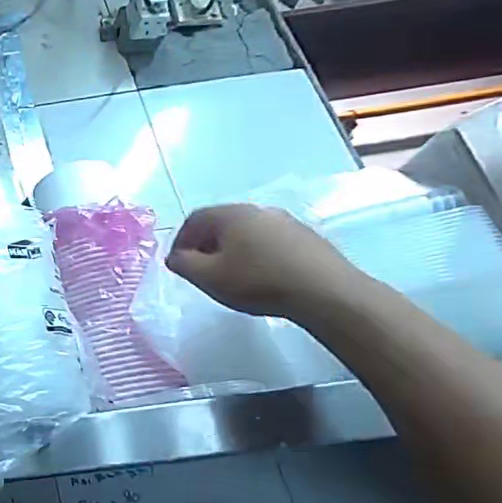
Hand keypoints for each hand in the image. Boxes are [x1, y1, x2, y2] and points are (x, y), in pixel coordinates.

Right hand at [164, 204, 364, 319]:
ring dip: (232, 250)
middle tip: (202, 270)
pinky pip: (269, 242)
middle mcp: (258, 210)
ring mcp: (286, 221)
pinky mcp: (306, 238)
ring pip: (247, 233)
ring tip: (231, 276)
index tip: (178, 264)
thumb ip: (183, 264)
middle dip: (206, 245)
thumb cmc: (257, 281)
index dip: (180, 241)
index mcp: (231, 214)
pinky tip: (261, 277)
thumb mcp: (207, 277)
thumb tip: (176, 256)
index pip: (194, 219)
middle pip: (221, 223)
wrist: (325, 292)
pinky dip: (256, 255)